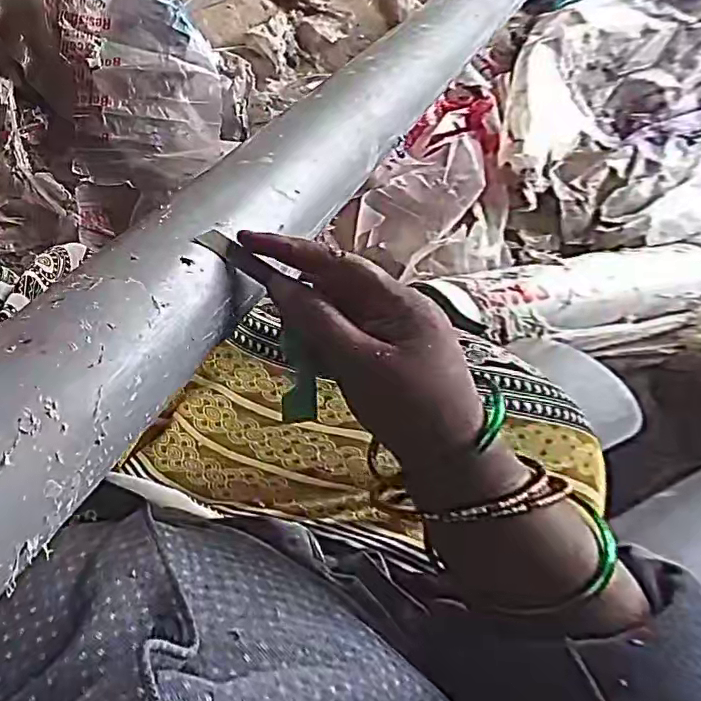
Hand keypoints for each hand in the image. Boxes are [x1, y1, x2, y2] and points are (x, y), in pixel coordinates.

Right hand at [235, 232, 492, 471]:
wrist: (453, 459)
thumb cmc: (411, 409)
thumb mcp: (358, 363)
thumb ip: (315, 319)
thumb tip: (277, 284)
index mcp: (399, 300)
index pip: (334, 261)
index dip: (288, 248)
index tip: (247, 240)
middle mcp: (392, 305)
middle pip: (329, 282)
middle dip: (294, 292)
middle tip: (267, 306)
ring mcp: (386, 326)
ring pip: (328, 307)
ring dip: (306, 325)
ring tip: (309, 357)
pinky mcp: (377, 346)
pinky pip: (335, 330)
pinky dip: (317, 341)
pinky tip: (319, 364)